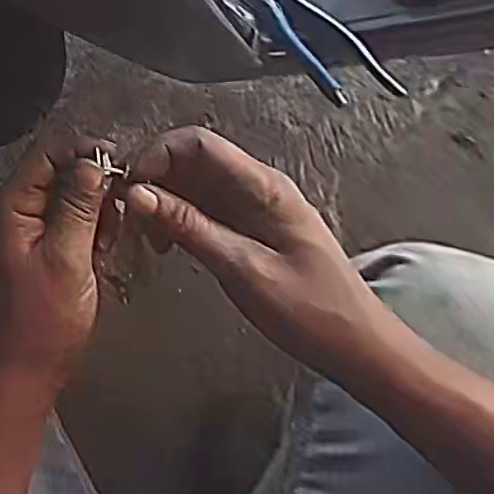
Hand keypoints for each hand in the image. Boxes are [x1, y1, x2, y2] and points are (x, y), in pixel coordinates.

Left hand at [0, 136, 115, 383]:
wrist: (28, 364)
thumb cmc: (41, 320)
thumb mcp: (66, 259)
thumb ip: (79, 209)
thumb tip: (92, 164)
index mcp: (15, 203)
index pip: (46, 152)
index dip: (81, 149)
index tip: (115, 160)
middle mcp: (23, 205)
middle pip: (62, 167)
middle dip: (94, 182)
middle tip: (117, 204)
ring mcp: (37, 222)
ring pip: (75, 191)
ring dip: (99, 206)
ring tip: (106, 237)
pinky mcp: (53, 239)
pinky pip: (79, 215)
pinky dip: (97, 225)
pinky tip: (103, 248)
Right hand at [124, 128, 406, 382]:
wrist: (363, 351)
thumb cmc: (314, 313)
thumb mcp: (245, 270)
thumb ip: (190, 227)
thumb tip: (138, 194)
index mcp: (262, 186)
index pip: (197, 143)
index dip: (157, 154)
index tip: (132, 187)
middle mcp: (253, 186)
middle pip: (188, 159)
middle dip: (153, 179)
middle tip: (130, 215)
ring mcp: (247, 205)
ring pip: (188, 182)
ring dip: (160, 200)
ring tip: (144, 234)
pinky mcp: (242, 225)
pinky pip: (197, 206)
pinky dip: (173, 218)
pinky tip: (164, 243)